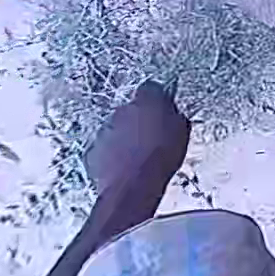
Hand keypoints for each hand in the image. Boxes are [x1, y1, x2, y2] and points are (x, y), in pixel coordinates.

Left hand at [86, 81, 190, 196]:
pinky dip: (112, 153)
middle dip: (139, 119)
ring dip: (125, 137)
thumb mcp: (181, 132)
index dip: (157, 99)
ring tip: (139, 155)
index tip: (162, 109)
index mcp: (147, 100)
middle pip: (131, 109)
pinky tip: (125, 166)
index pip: (151, 88)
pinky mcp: (93, 149)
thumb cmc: (160, 159)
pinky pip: (105, 147)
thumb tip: (174, 113)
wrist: (134, 187)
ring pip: (117, 128)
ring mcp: (106, 129)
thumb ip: (175, 115)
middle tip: (151, 136)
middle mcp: (123, 109)